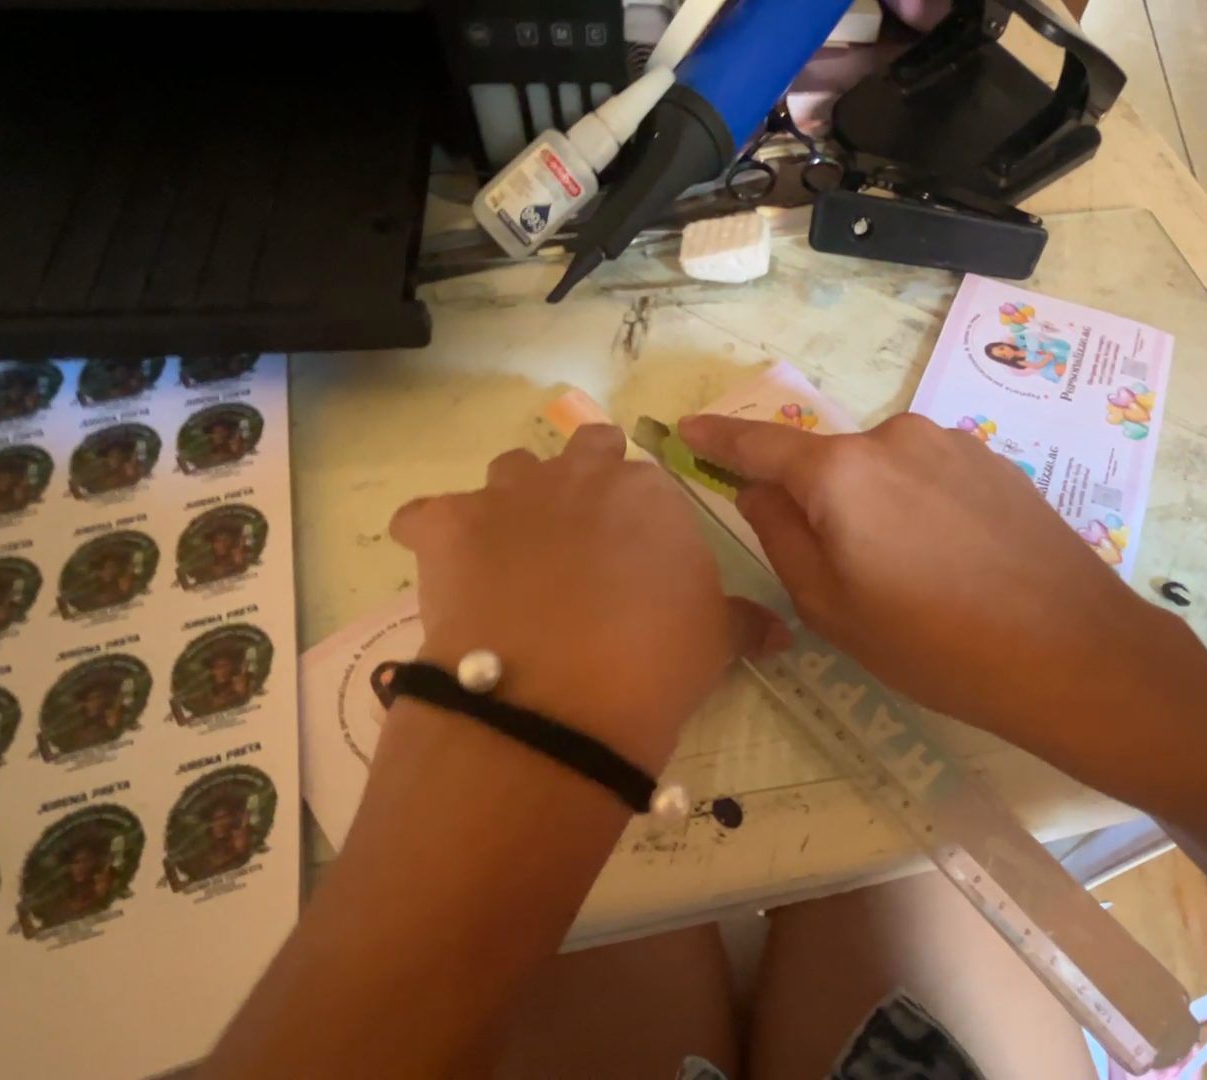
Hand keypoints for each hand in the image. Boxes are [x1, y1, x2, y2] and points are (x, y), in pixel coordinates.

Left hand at [390, 424, 780, 771]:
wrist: (561, 701)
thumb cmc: (654, 663)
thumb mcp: (713, 642)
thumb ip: (743, 622)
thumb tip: (781, 632)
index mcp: (648, 493)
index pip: (647, 481)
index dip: (639, 516)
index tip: (637, 555)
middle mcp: (579, 477)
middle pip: (583, 451)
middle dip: (585, 480)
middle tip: (584, 538)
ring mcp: (509, 496)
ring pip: (510, 470)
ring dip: (515, 499)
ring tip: (516, 552)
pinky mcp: (448, 527)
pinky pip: (426, 514)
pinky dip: (434, 533)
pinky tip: (444, 564)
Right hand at [678, 413, 1206, 794]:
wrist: (1073, 654)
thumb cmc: (934, 645)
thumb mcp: (832, 609)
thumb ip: (781, 538)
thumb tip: (758, 490)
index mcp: (841, 474)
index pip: (762, 445)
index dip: (720, 437)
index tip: (689, 428)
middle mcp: (894, 438)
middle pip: (831, 465)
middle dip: (822, 506)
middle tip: (848, 575)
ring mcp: (952, 443)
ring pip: (883, 471)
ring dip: (876, 509)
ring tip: (914, 577)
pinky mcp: (996, 460)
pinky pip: (929, 476)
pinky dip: (919, 508)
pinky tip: (955, 562)